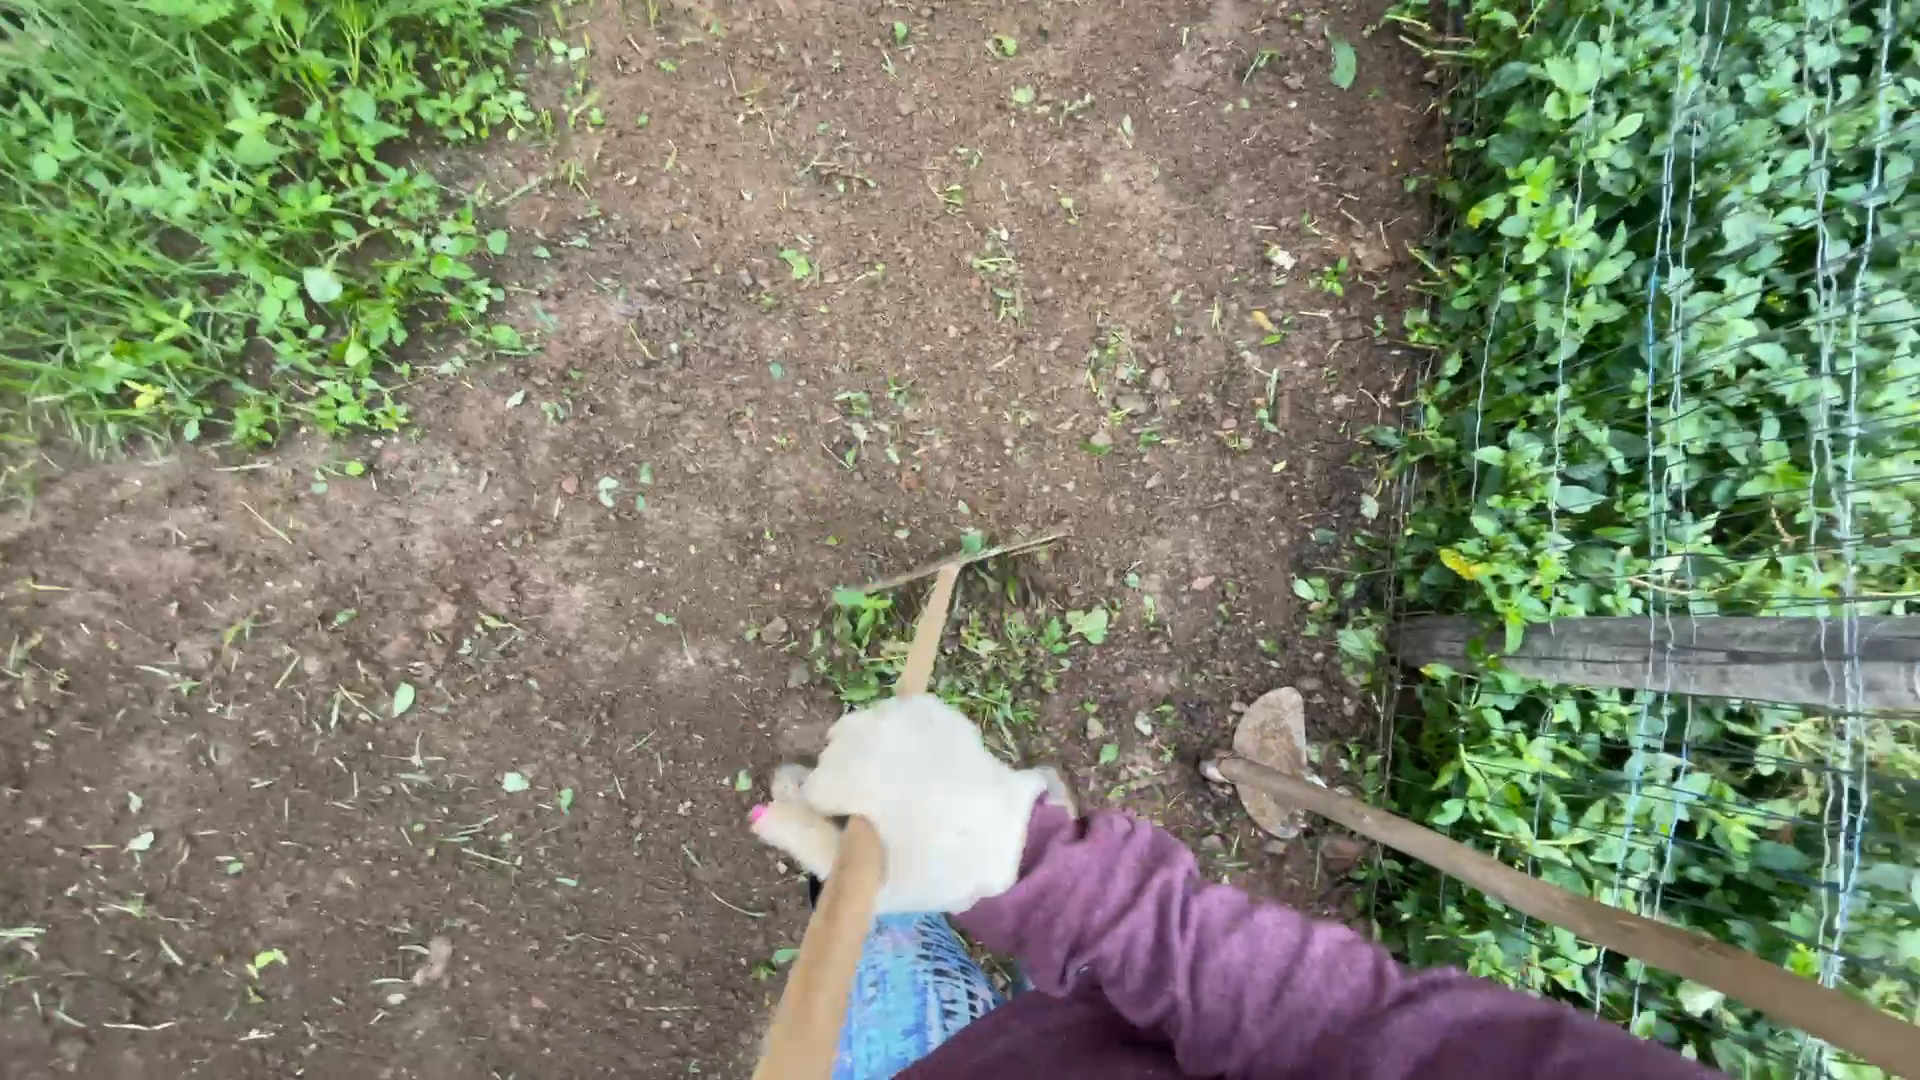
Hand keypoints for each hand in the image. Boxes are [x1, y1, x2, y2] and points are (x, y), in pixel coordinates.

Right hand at [750, 695, 1052, 912]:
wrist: (1003, 836)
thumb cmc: (932, 867)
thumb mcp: (863, 875)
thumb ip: (804, 843)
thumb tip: (755, 812)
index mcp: (851, 774)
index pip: (811, 788)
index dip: (833, 816)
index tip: (865, 835)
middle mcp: (870, 733)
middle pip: (832, 753)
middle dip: (848, 780)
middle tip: (886, 814)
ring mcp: (901, 713)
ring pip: (857, 729)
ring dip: (867, 753)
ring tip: (902, 787)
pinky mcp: (927, 704)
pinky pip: (889, 715)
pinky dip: (895, 736)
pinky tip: (919, 764)